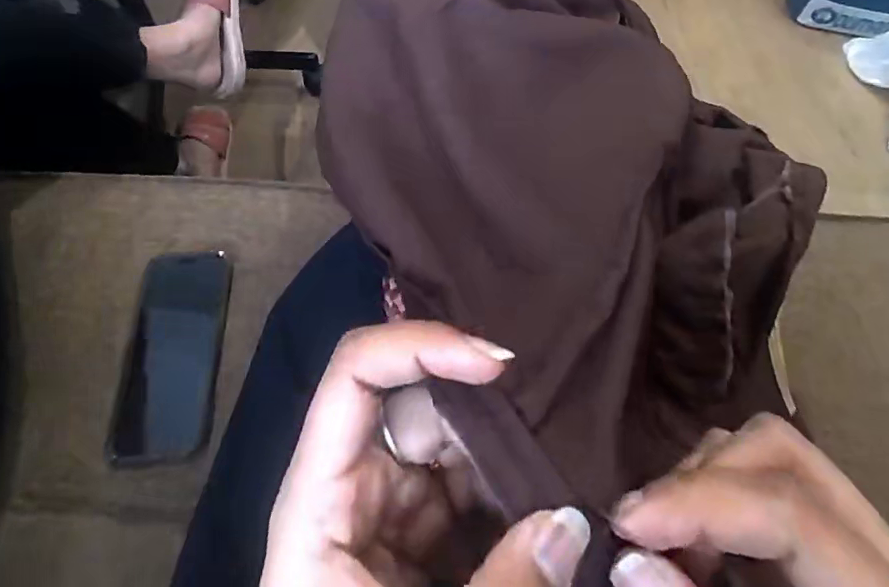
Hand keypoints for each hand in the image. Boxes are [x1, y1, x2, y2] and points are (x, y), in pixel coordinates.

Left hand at [264, 321, 587, 585]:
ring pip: (449, 448)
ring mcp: (385, 514)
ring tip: (561, 471)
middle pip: (414, 408)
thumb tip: (569, 523)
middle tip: (554, 433)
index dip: (419, 346)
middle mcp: (350, 491)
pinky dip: (507, 494)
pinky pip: (465, 493)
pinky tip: (547, 508)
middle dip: (486, 414)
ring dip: (506, 456)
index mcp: (319, 502)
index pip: (353, 377)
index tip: (496, 364)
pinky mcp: (415, 541)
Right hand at [608, 414, 888, 586]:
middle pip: (783, 453)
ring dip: (706, 484)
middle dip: (700, 478)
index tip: (624, 524)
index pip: (793, 510)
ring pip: (776, 456)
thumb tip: (630, 559)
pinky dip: (725, 504)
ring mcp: (882, 552)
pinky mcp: (859, 556)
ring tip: (671, 544)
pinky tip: (704, 552)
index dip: (697, 503)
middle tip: (647, 531)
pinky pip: (777, 488)